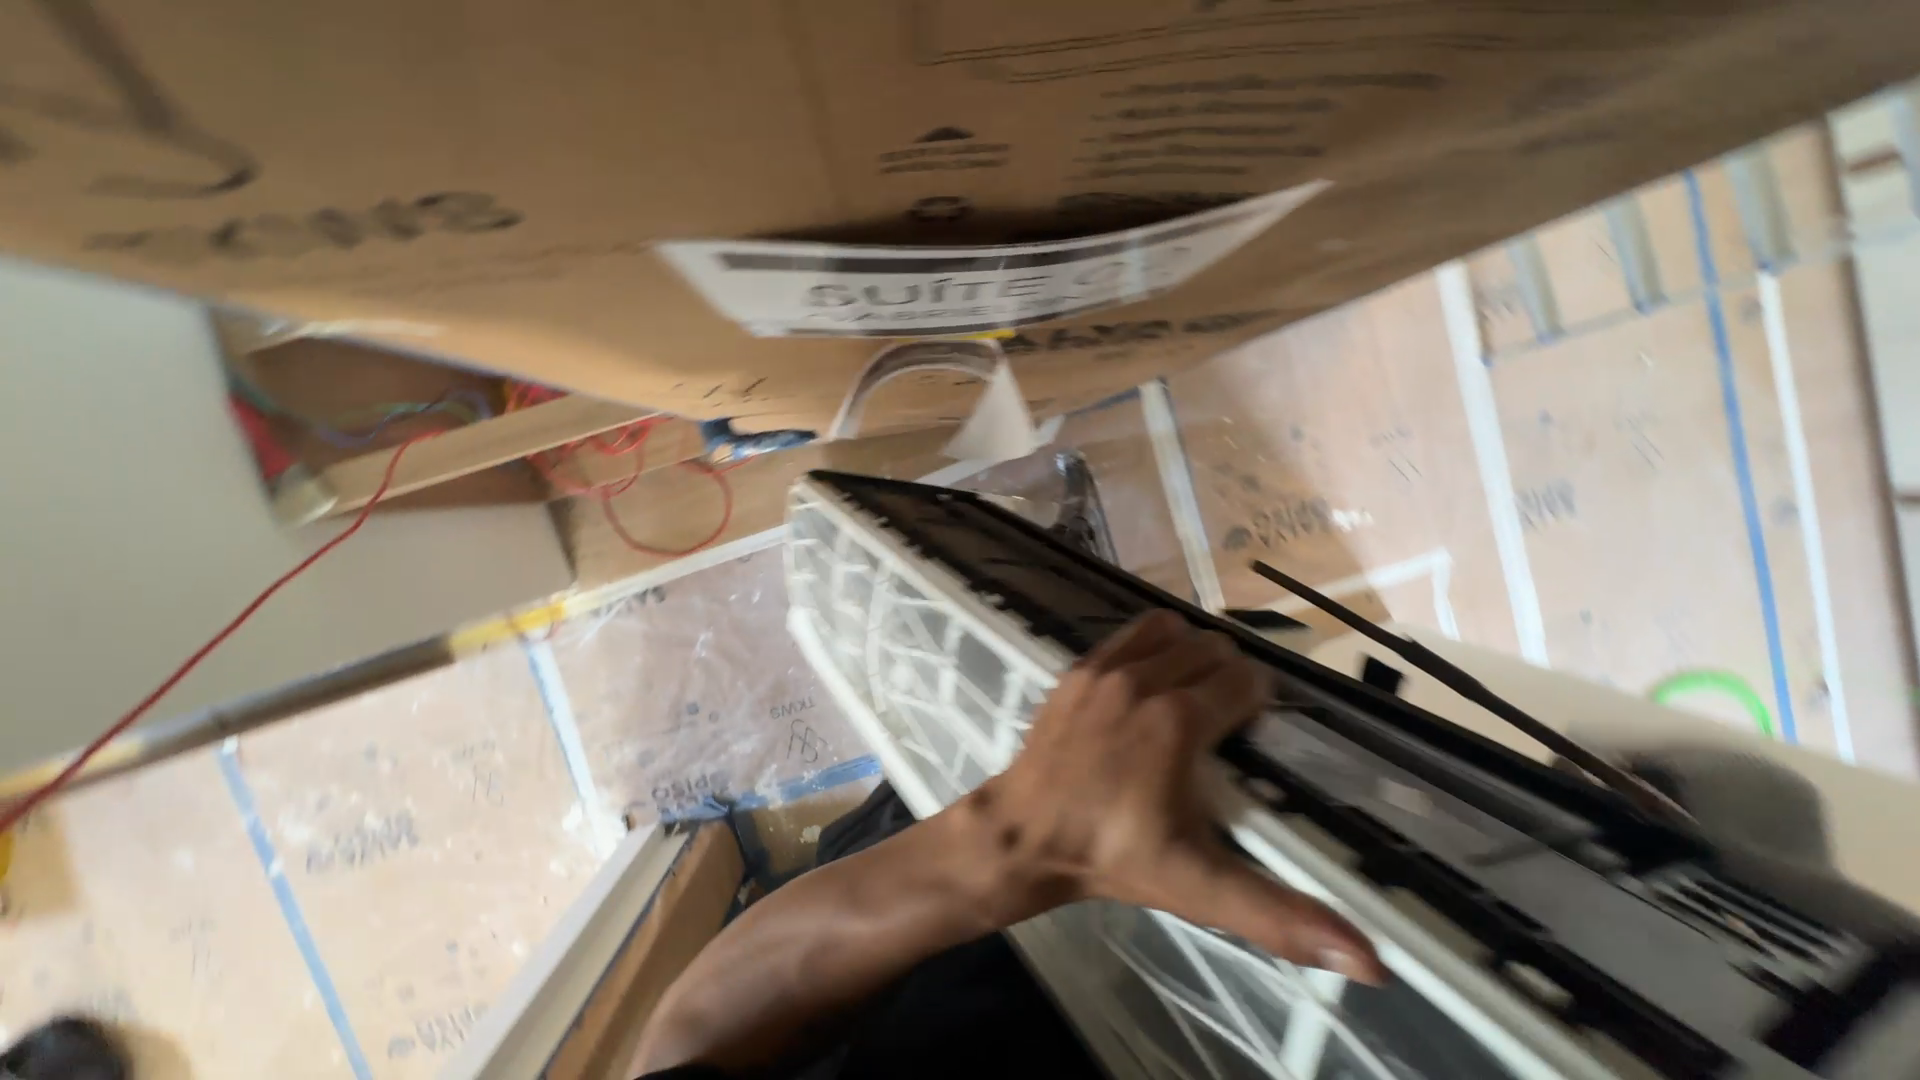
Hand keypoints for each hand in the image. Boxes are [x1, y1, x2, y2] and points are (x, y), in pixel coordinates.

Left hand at [964, 609, 1385, 982]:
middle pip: (1213, 650)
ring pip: (1174, 632)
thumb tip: (1374, 965)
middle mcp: (1145, 681)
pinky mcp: (1078, 667)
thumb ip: (1279, 916)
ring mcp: (1106, 669)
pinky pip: (1131, 632)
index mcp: (1180, 722)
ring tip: (1191, 695)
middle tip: (1223, 721)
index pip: (1245, 681)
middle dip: (1228, 678)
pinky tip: (1150, 679)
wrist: (1024, 834)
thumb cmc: (1113, 856)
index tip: (1248, 734)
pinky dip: (1152, 644)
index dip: (1256, 703)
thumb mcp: (1199, 887)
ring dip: (1191, 654)